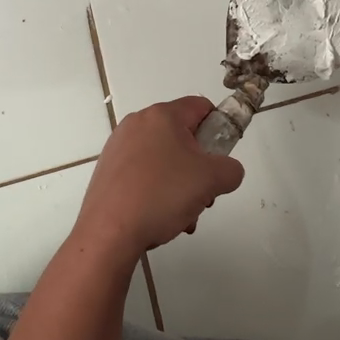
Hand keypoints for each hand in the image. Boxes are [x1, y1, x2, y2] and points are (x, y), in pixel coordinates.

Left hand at [73, 96, 245, 258]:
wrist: (108, 232)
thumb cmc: (162, 195)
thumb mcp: (212, 180)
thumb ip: (231, 169)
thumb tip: (226, 172)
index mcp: (162, 115)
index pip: (202, 107)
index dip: (219, 128)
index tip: (221, 157)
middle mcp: (137, 123)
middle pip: (182, 137)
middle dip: (199, 166)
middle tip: (203, 193)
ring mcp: (118, 147)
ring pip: (164, 159)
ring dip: (180, 185)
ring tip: (182, 215)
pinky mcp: (107, 171)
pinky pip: (143, 174)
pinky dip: (156, 191)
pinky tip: (160, 219)